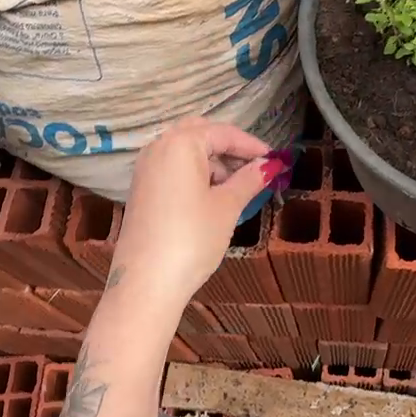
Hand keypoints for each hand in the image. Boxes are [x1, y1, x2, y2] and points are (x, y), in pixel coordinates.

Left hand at [109, 119, 275, 314]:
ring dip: (212, 161)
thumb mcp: (227, 206)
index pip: (223, 133)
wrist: (145, 284)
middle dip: (229, 149)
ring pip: (185, 151)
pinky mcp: (141, 188)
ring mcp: (145, 167)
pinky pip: (172, 167)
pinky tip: (211, 196)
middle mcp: (158, 147)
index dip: (252, 145)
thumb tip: (270, 165)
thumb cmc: (192, 238)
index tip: (275, 159)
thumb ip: (249, 179)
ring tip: (237, 186)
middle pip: (201, 134)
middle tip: (254, 168)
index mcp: (180, 143)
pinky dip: (194, 173)